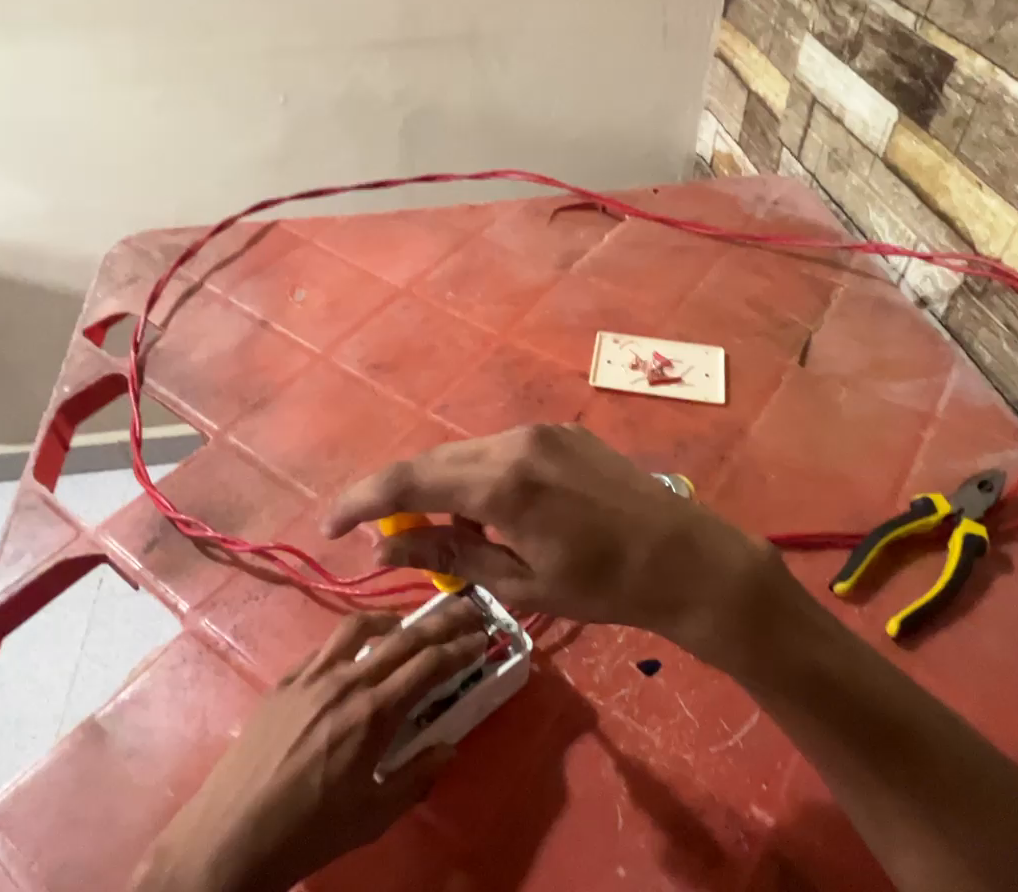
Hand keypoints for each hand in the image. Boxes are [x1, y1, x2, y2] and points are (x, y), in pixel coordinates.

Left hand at [132, 601, 486, 891]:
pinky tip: (355, 653)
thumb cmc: (309, 831)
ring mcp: (310, 678)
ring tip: (409, 624)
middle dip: (440, 623)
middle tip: (465, 614)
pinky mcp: (284, 683)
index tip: (482, 638)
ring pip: (358, 629)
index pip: (428, 666)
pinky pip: (325, 648)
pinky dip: (350, 640)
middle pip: (402, 639)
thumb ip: (416, 777)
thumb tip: (447, 747)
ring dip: (392, 621)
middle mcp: (345, 683)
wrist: (231, 835)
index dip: (460, 648)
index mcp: (373, 715)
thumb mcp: (374, 816)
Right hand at [323, 424, 784, 659]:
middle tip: (388, 538)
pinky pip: (501, 451)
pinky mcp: (563, 433)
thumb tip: (383, 546)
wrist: (685, 557)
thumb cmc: (603, 585)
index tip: (333, 525)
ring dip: (445, 489)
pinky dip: (480, 478)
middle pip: (433, 462)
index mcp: (502, 483)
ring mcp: (542, 432)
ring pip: (466, 455)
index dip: (362, 501)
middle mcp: (515, 442)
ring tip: (455, 536)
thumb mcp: (520, 582)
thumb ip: (448, 556)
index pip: (408, 483)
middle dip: (401, 497)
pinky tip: (496, 512)